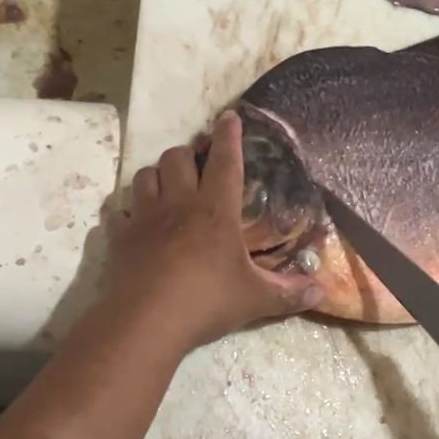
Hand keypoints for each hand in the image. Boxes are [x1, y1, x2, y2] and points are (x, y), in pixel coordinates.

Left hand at [102, 111, 322, 350]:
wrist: (144, 321)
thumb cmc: (205, 301)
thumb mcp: (254, 299)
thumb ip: (287, 292)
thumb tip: (320, 292)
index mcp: (215, 210)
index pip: (226, 161)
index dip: (229, 136)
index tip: (229, 116)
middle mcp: (179, 204)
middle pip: (177, 158)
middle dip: (188, 153)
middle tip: (197, 162)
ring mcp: (145, 218)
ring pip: (145, 175)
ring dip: (156, 175)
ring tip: (166, 185)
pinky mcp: (120, 237)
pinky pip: (118, 212)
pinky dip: (126, 212)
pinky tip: (132, 221)